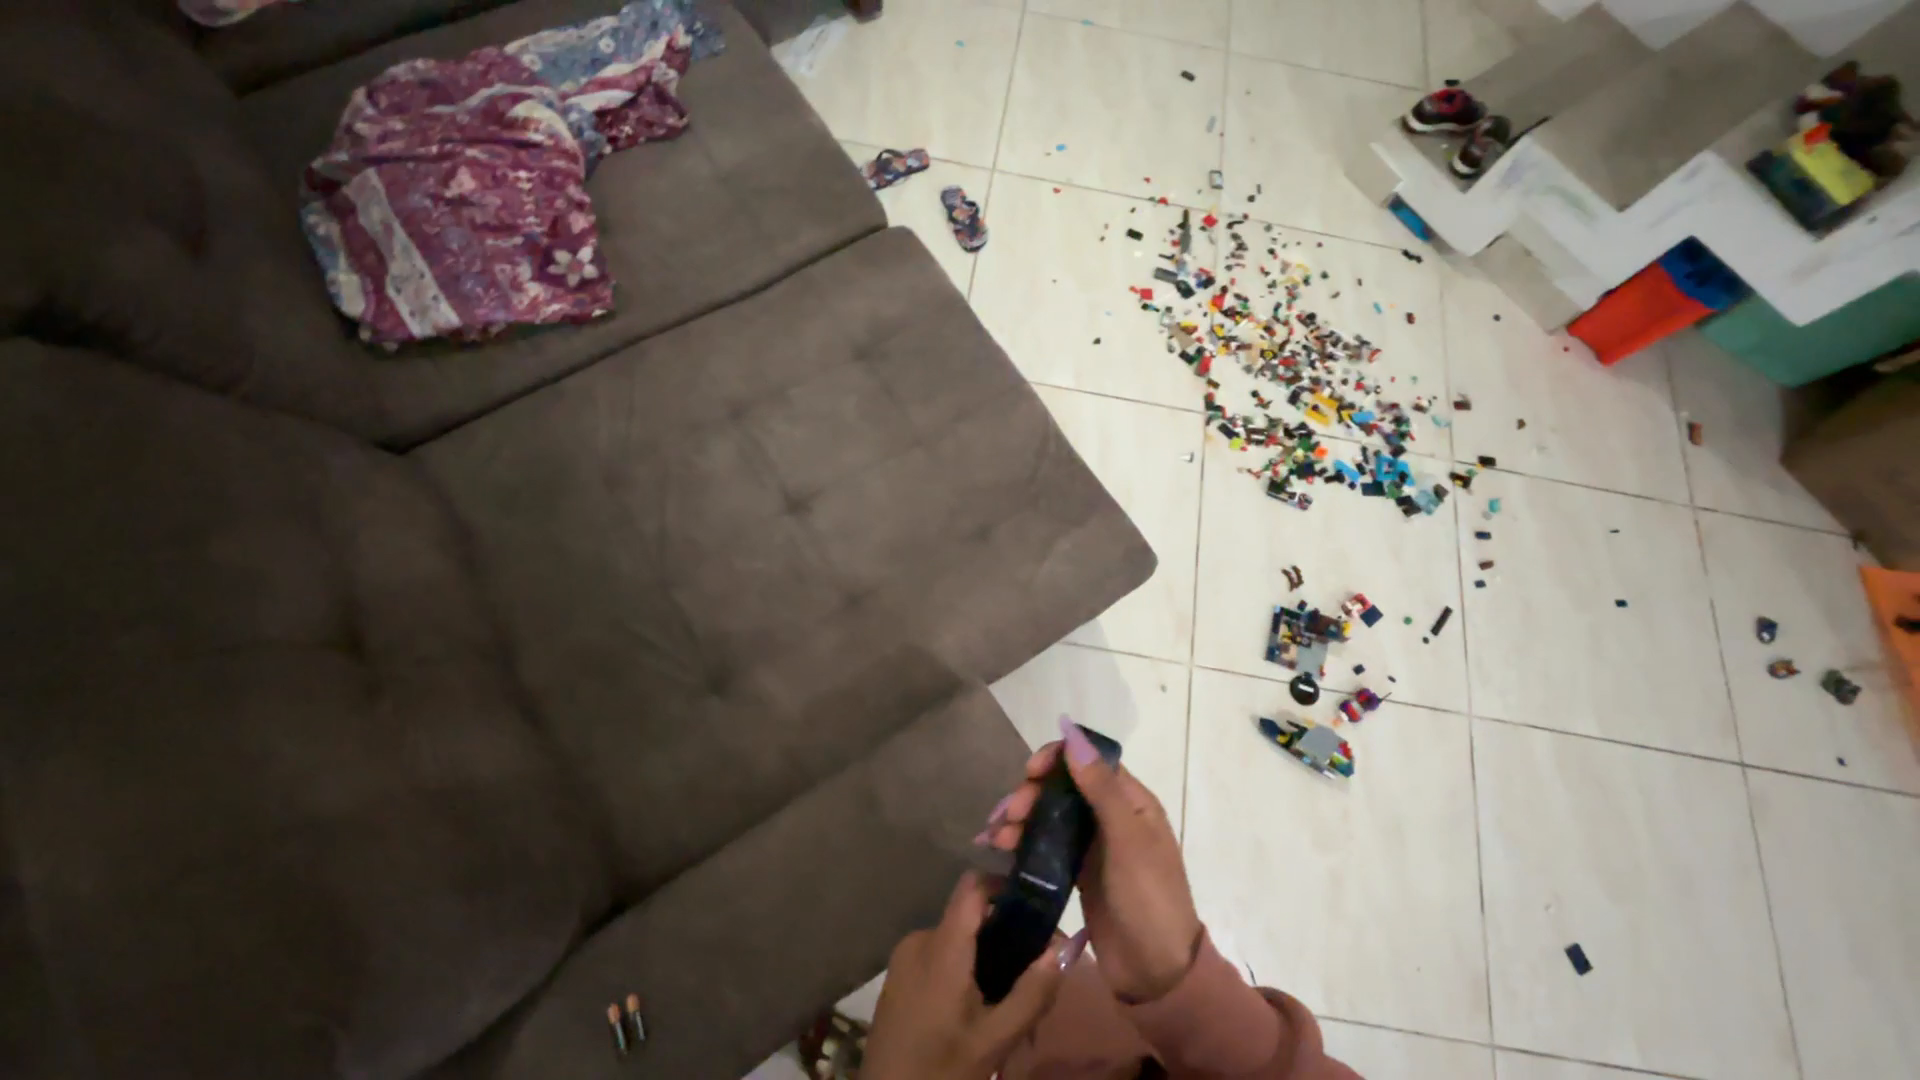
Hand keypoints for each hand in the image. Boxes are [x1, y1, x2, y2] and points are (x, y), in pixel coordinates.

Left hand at [862, 873, 1077, 1079]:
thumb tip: (1062, 948)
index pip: (973, 885)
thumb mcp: (996, 1039)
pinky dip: (963, 967)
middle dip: (1006, 933)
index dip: (1005, 883)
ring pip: (956, 938)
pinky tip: (979, 1002)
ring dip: (985, 954)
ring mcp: (904, 958)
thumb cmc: (941, 1069)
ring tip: (1011, 992)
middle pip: (970, 916)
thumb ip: (1032, 992)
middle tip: (1036, 966)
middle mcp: (919, 939)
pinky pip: (938, 955)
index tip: (1037, 903)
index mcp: (941, 946)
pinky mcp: (897, 977)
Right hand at [980, 716, 1204, 1003]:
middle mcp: (1111, 817)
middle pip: (1063, 788)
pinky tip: (999, 849)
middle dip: (1031, 794)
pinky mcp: (1077, 872)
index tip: (1029, 772)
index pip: (1089, 762)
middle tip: (1008, 817)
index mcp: (1131, 802)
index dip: (1056, 759)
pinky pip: (1046, 845)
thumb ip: (1100, 788)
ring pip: (1050, 816)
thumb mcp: (1127, 841)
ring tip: (994, 837)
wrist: (1156, 971)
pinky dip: (1023, 843)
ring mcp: (1093, 845)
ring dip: (1021, 819)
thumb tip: (1073, 733)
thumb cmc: (1148, 898)